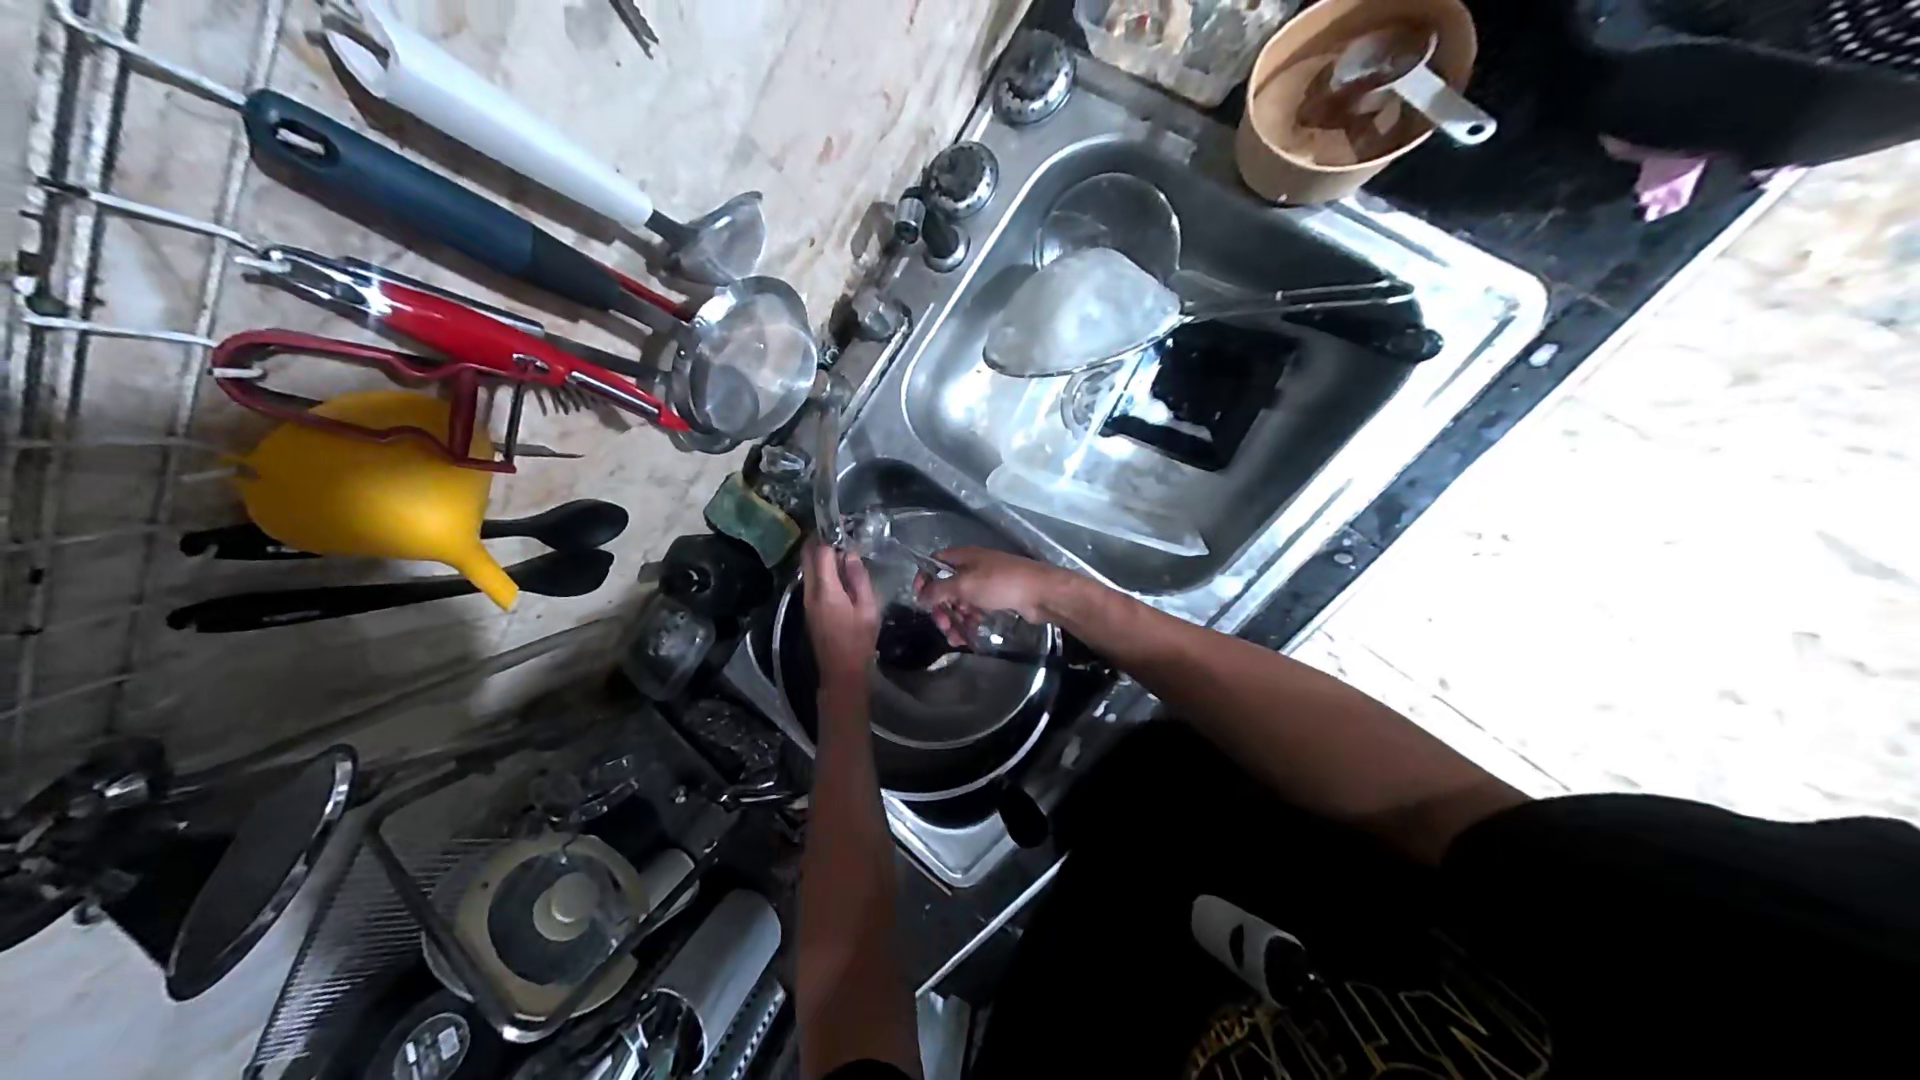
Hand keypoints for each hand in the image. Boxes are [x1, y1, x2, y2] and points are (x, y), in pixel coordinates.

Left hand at [803, 540, 879, 694]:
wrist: (841, 670)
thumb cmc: (859, 640)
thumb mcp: (868, 608)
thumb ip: (859, 579)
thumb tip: (851, 554)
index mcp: (826, 590)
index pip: (822, 553)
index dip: (829, 535)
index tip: (842, 522)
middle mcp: (810, 591)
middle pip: (807, 556)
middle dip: (818, 539)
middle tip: (837, 529)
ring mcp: (806, 599)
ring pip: (807, 567)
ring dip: (819, 553)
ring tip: (840, 544)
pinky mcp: (809, 606)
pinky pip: (811, 578)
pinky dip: (821, 566)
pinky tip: (838, 566)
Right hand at [915, 547, 1074, 646]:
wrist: (1040, 592)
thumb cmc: (1000, 583)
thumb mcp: (964, 585)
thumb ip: (938, 590)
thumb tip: (920, 596)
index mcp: (963, 557)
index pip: (934, 563)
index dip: (924, 579)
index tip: (919, 599)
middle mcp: (973, 567)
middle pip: (946, 587)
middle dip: (941, 608)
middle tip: (943, 625)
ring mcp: (986, 583)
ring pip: (961, 602)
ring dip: (955, 619)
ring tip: (956, 638)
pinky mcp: (997, 598)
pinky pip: (976, 610)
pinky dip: (970, 622)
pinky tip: (970, 635)